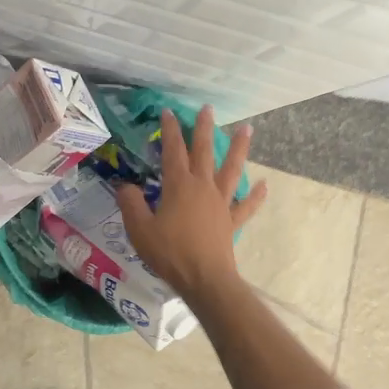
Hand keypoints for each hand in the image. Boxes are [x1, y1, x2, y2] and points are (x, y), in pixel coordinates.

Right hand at [116, 106, 268, 300]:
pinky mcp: (231, 221)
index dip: (170, 130)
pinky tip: (264, 185)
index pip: (172, 150)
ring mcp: (220, 203)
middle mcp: (202, 187)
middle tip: (208, 108)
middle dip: (204, 128)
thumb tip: (125, 186)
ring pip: (231, 170)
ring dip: (239, 149)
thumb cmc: (170, 252)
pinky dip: (255, 195)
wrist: (205, 279)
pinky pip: (246, 205)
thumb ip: (131, 204)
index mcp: (179, 185)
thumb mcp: (139, 229)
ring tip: (247, 129)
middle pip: (204, 151)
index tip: (168, 112)